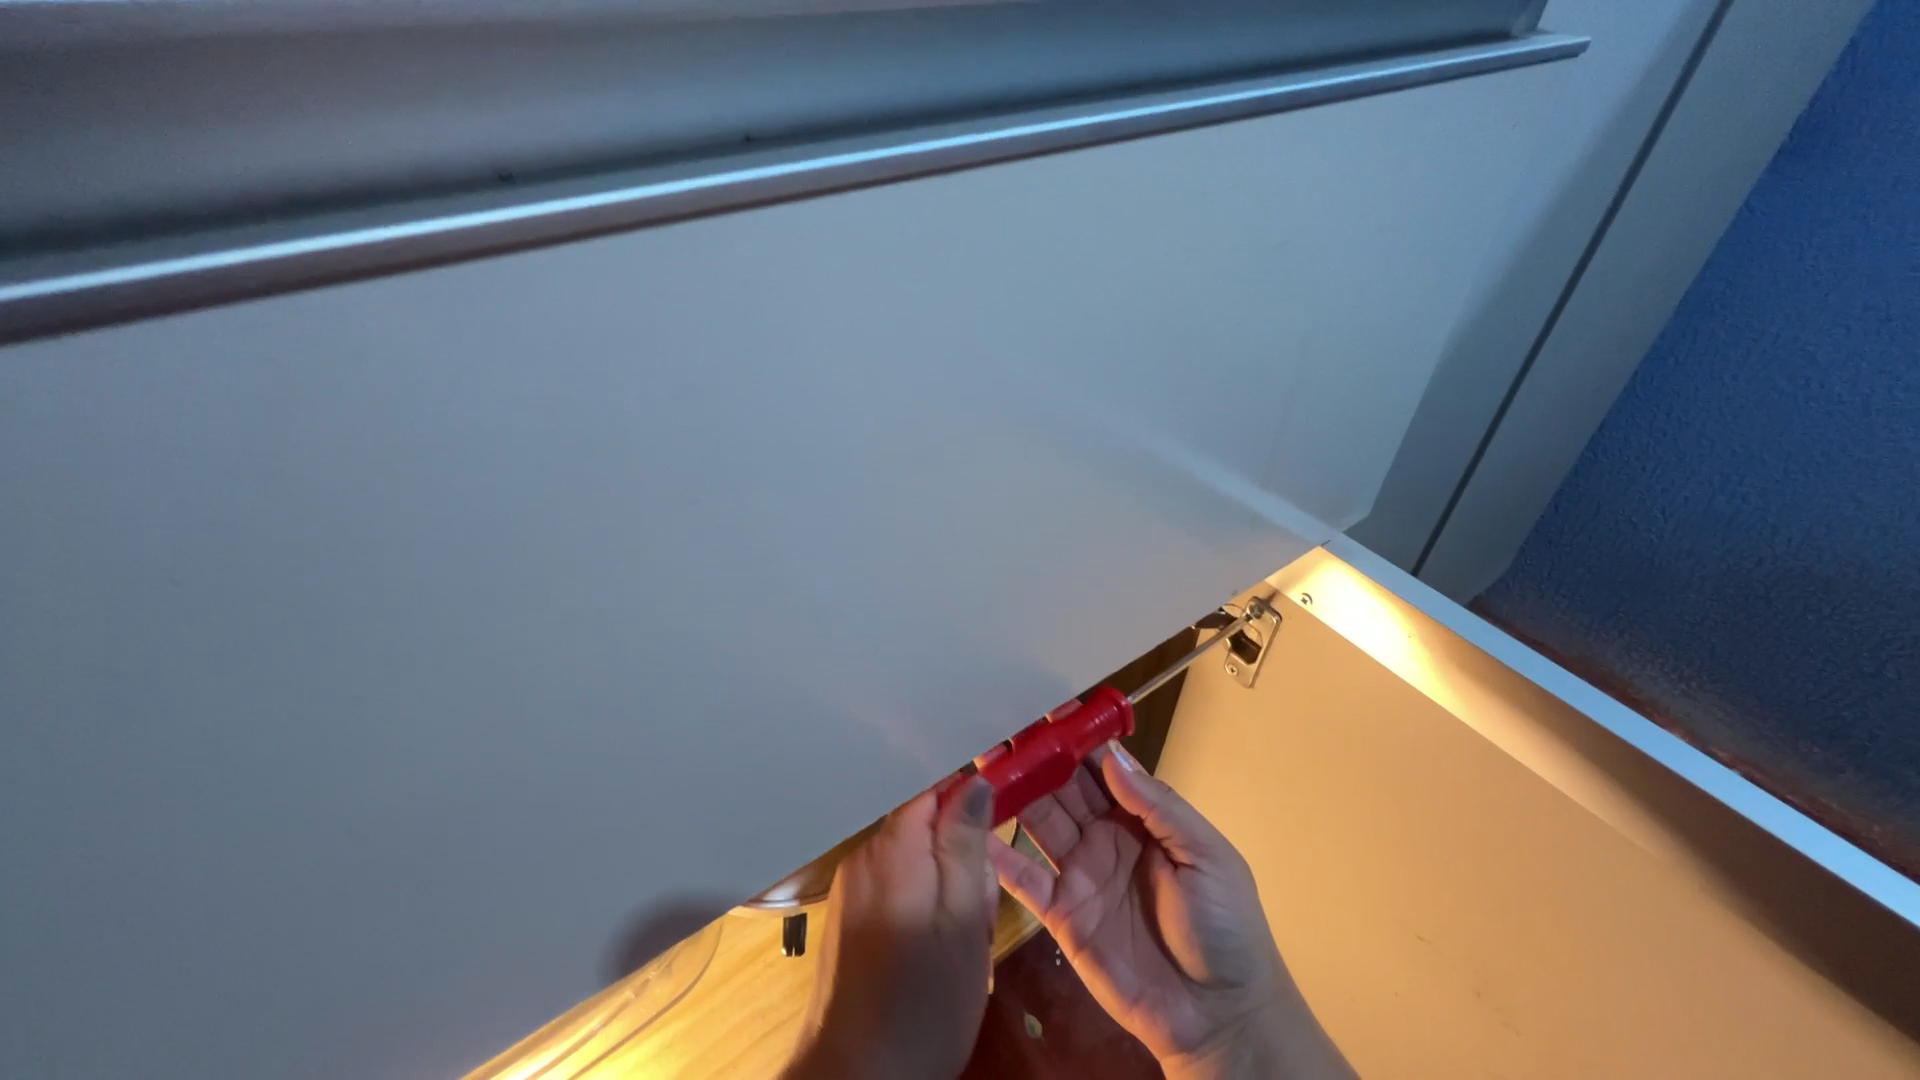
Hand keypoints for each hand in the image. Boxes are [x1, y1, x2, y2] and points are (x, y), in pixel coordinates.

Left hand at [782, 776, 998, 1079]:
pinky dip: (926, 910)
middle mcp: (864, 859)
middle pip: (925, 827)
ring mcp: (853, 891)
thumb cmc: (922, 1001)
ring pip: (916, 862)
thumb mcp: (963, 920)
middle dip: (961, 858)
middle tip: (978, 913)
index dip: (968, 801)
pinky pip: (899, 890)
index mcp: (891, 849)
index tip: (996, 830)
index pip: (931, 789)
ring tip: (961, 942)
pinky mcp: (850, 921)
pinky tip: (935, 954)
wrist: (857, 1079)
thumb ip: (965, 845)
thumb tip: (973, 782)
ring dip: (948, 890)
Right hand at [988, 743, 1353, 1079]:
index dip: (1076, 742)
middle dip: (1035, 761)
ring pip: (1039, 823)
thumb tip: (1112, 755)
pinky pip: (1025, 880)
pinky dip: (1000, 858)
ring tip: (981, 767)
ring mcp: (1080, 875)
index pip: (1102, 769)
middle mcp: (1105, 838)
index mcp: (1143, 819)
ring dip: (1013, 796)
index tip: (1046, 711)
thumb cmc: (1225, 927)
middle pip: (1063, 790)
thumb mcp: (1205, 856)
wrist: (1218, 1015)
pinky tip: (974, 833)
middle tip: (1000, 731)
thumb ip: (1158, 806)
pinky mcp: (1061, 915)